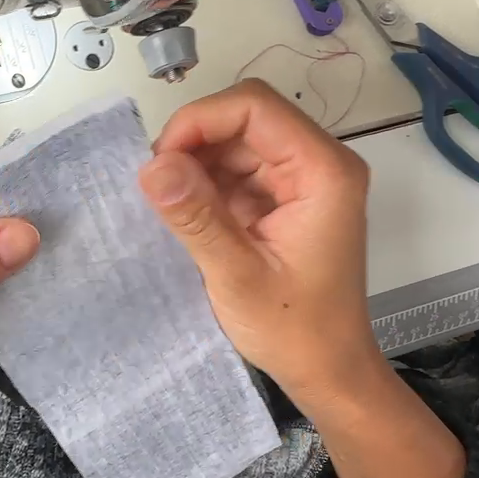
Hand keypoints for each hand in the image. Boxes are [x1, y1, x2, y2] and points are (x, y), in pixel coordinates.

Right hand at [139, 80, 462, 477]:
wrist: (327, 370)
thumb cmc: (295, 330)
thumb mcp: (237, 275)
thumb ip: (196, 217)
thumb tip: (151, 166)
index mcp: (323, 172)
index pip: (256, 107)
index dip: (200, 120)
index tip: (160, 160)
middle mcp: (317, 163)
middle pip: (245, 118)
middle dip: (194, 142)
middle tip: (158, 185)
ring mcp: (300, 179)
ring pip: (235, 141)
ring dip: (196, 164)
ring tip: (169, 204)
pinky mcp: (282, 198)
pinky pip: (236, 169)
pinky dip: (205, 183)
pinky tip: (186, 213)